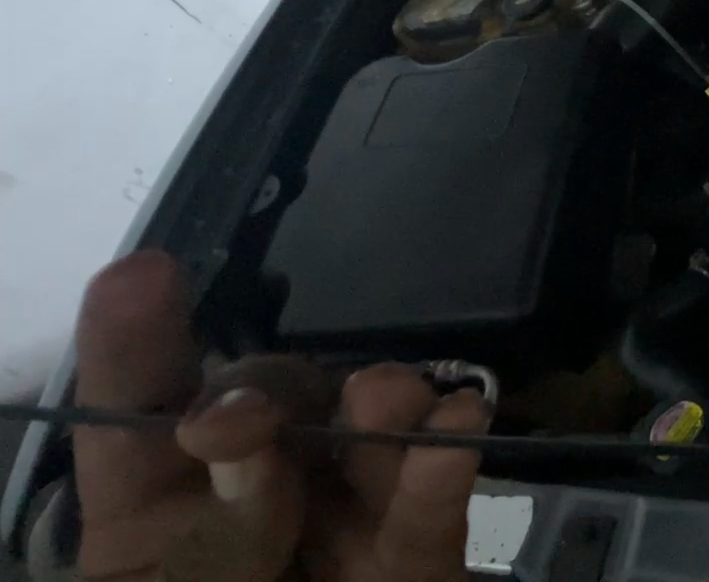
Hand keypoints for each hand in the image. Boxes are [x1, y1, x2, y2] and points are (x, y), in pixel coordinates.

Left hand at [70, 251, 488, 581]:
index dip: (140, 346)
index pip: (137, 430)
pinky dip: (447, 452)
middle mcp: (258, 506)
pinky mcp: (423, 543)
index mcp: (157, 540)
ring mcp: (351, 517)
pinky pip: (438, 487)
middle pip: (270, 408)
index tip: (143, 272)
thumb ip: (183, 553)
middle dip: (263, 395)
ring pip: (369, 426)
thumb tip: (232, 439)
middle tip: (236, 427)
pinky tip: (453, 424)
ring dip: (378, 401)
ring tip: (388, 407)